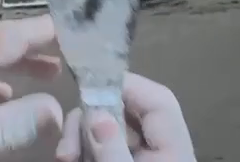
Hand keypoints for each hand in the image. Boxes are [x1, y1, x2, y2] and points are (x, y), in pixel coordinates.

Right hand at [54, 74, 193, 161]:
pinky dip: (83, 150)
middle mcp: (159, 151)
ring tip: (64, 156)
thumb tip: (95, 110)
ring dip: (81, 136)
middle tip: (68, 139)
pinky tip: (68, 159)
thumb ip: (112, 149)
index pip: (159, 100)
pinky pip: (102, 149)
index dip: (125, 85)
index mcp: (174, 151)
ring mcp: (140, 159)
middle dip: (91, 117)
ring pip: (108, 131)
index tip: (88, 89)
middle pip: (127, 112)